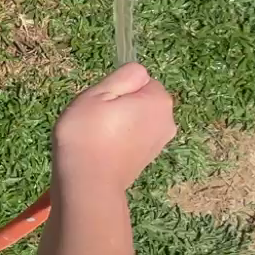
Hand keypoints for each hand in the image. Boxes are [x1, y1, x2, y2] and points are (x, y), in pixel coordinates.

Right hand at [52, 63, 175, 195]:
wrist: (88, 182)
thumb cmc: (87, 135)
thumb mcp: (97, 95)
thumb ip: (122, 77)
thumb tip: (138, 72)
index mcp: (158, 100)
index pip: (140, 80)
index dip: (116, 89)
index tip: (99, 103)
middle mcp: (167, 119)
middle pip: (140, 100)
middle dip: (120, 106)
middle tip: (94, 119)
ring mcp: (160, 141)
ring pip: (136, 120)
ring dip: (118, 124)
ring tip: (95, 136)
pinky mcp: (148, 158)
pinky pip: (133, 138)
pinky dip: (119, 140)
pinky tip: (101, 150)